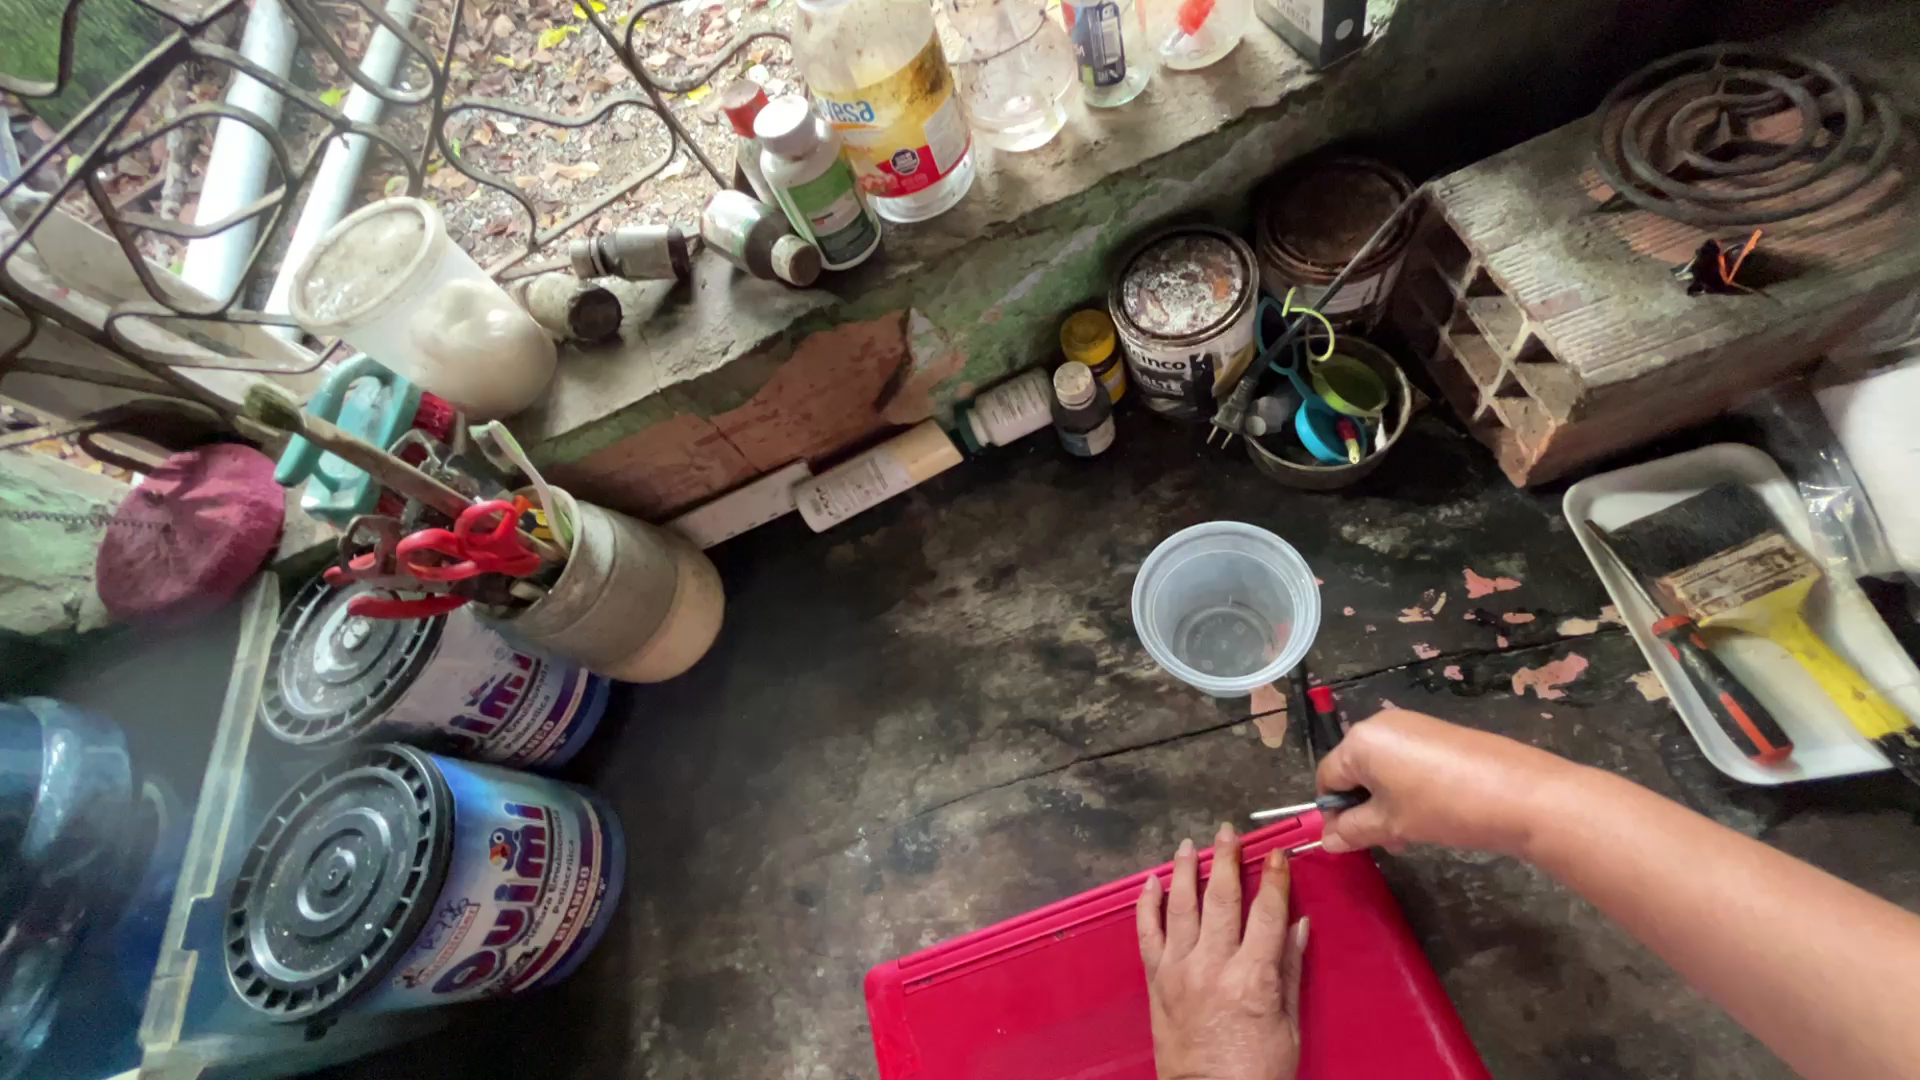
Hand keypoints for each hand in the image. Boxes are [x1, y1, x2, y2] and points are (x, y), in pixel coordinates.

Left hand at [1136, 824, 1308, 1079]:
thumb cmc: (1258, 1072)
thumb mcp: (1288, 1026)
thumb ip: (1289, 970)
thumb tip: (1298, 924)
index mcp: (1252, 978)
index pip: (1265, 914)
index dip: (1273, 880)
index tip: (1276, 854)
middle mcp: (1212, 965)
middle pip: (1221, 899)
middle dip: (1226, 860)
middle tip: (1228, 832)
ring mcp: (1179, 969)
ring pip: (1180, 906)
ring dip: (1186, 870)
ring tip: (1189, 845)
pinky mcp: (1156, 978)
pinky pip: (1147, 932)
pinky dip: (1148, 903)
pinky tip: (1152, 881)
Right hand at [1316, 708, 1577, 857]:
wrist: (1525, 794)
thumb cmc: (1445, 808)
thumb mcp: (1394, 825)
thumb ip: (1354, 831)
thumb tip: (1327, 841)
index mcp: (1358, 742)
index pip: (1327, 778)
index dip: (1333, 812)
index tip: (1350, 840)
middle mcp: (1378, 725)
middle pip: (1353, 769)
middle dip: (1363, 806)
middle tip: (1389, 840)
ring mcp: (1410, 724)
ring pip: (1381, 765)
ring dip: (1386, 798)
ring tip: (1414, 829)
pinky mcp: (1437, 730)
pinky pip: (1406, 758)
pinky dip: (1408, 784)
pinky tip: (1435, 808)